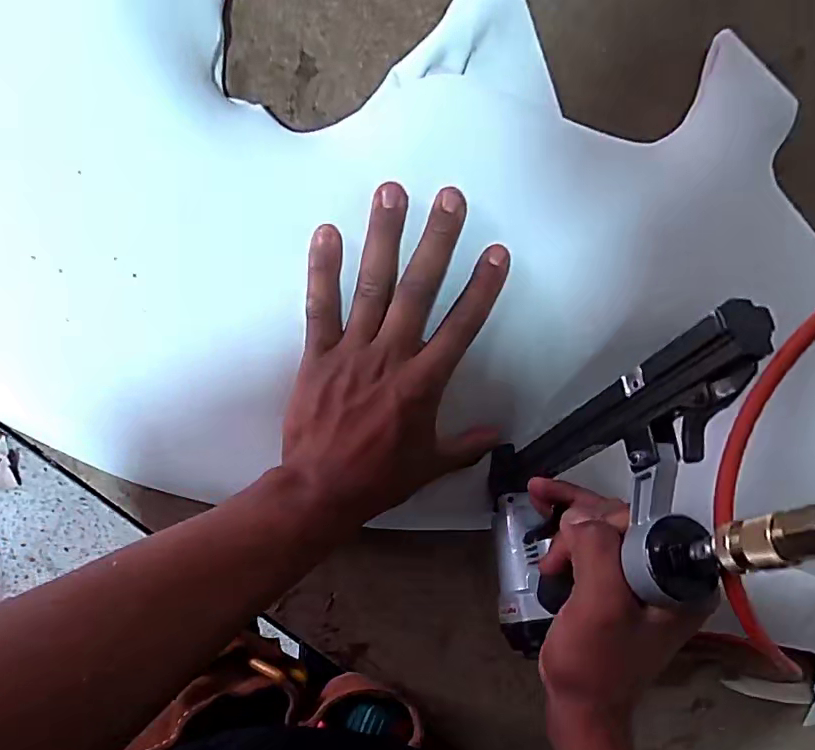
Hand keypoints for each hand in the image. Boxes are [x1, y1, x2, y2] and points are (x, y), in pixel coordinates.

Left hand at [279, 182, 509, 529]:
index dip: (481, 288)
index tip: (496, 254)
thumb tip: (495, 436)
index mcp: (423, 383)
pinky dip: (323, 270)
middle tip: (450, 198)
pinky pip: (320, 307)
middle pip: (419, 290)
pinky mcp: (318, 356)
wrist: (322, 489)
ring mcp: (352, 352)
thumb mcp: (429, 465)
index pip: (461, 326)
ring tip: (391, 193)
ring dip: (384, 237)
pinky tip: (328, 232)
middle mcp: (391, 357)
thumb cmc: (378, 479)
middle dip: (437, 241)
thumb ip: (464, 446)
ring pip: (372, 286)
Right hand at [531, 478, 713, 730]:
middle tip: (552, 555)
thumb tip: (580, 517)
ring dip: (571, 530)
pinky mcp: (622, 589)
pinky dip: (573, 541)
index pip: (644, 523)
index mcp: (683, 581)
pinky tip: (552, 540)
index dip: (601, 523)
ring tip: (546, 544)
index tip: (567, 536)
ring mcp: (645, 584)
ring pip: (607, 532)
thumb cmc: (592, 667)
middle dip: (581, 528)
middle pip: (623, 523)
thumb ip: (597, 553)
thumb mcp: (598, 607)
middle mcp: (671, 577)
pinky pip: (599, 550)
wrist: (581, 707)